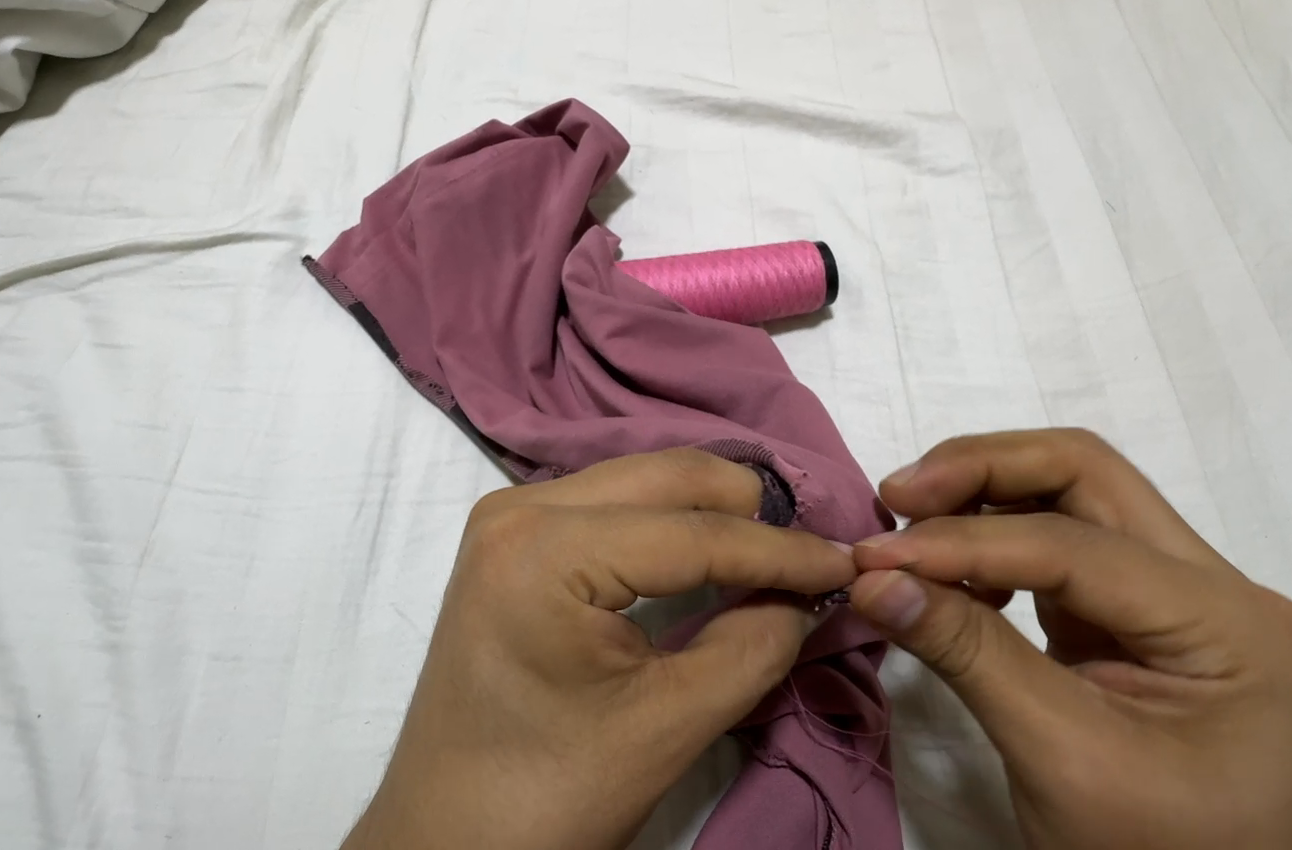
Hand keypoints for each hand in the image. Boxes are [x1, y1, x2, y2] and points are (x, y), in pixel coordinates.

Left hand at [342, 449, 857, 849]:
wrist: (445, 836)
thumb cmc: (547, 796)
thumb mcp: (668, 725)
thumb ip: (753, 646)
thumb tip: (809, 592)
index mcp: (545, 550)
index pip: (690, 533)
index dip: (778, 549)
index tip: (846, 561)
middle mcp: (521, 505)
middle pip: (667, 477)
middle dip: (747, 511)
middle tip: (809, 554)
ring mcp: (512, 511)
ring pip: (643, 479)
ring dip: (712, 510)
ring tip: (770, 552)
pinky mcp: (516, 531)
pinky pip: (615, 500)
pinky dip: (671, 519)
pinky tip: (709, 550)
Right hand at [847, 430, 1291, 849]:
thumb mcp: (1058, 760)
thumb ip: (966, 651)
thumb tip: (867, 578)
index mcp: (1233, 626)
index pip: (1074, 544)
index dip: (965, 542)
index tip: (873, 556)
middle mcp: (1220, 588)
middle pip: (1086, 477)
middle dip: (981, 471)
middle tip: (896, 495)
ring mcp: (1182, 597)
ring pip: (1073, 495)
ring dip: (983, 496)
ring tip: (910, 526)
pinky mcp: (1139, 616)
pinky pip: (1061, 543)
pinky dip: (996, 541)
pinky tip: (954, 572)